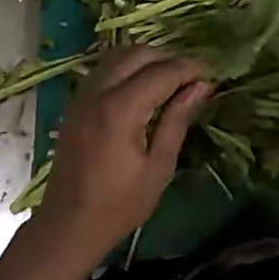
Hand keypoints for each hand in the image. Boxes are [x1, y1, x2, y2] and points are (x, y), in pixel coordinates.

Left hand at [33, 47, 211, 260]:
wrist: (68, 225)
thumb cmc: (119, 205)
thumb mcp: (158, 167)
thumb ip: (177, 120)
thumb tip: (201, 87)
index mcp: (120, 109)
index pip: (162, 72)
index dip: (189, 69)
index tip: (210, 76)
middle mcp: (98, 92)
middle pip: (137, 53)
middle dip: (168, 59)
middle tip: (191, 80)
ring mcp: (82, 95)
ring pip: (117, 56)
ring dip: (145, 60)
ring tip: (168, 83)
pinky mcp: (76, 103)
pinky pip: (104, 69)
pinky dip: (126, 68)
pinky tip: (141, 89)